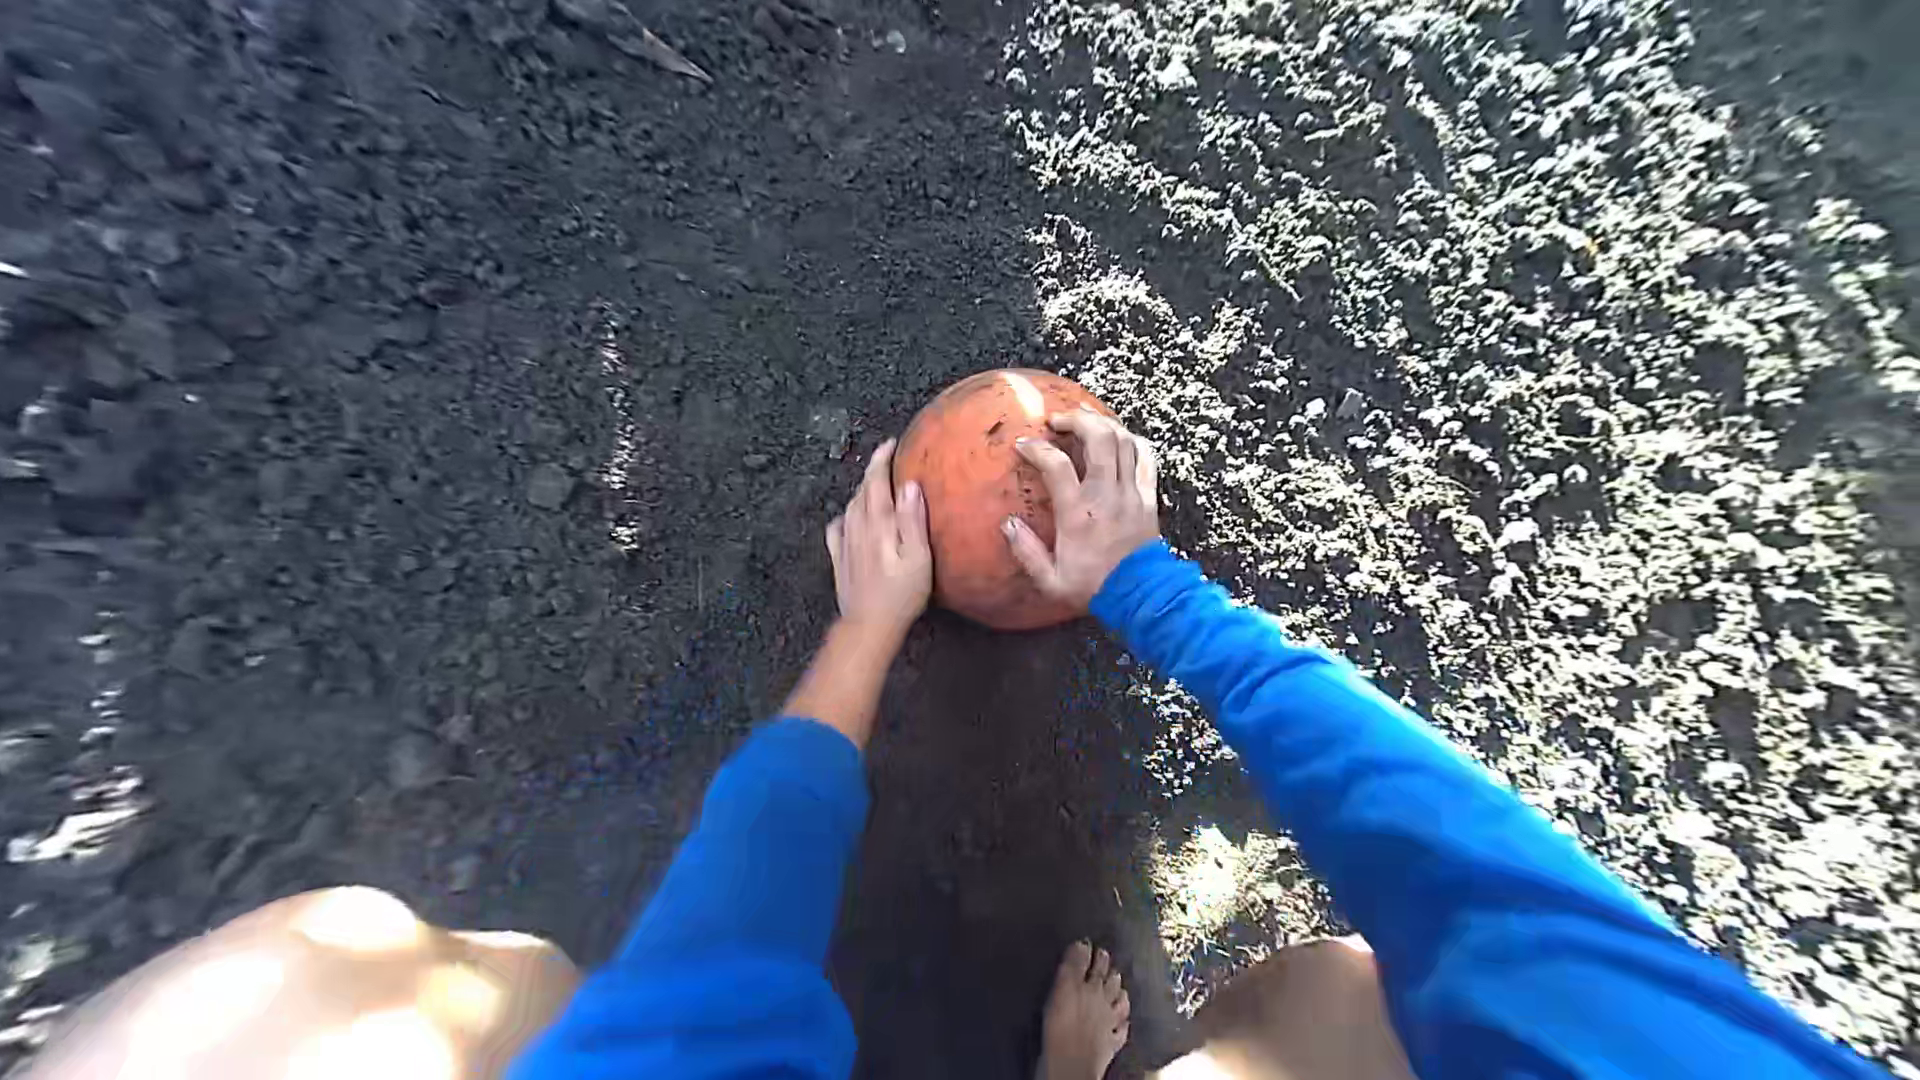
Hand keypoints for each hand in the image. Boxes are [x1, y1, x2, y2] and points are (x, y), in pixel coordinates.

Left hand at [825, 438, 931, 643]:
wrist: (869, 624)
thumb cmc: (901, 594)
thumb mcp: (918, 557)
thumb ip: (912, 519)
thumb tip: (909, 486)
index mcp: (879, 524)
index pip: (877, 482)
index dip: (882, 460)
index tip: (891, 444)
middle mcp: (858, 528)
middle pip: (862, 491)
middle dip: (872, 471)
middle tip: (885, 457)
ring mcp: (845, 543)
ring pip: (850, 506)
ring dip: (861, 490)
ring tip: (873, 483)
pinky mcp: (839, 559)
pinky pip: (836, 528)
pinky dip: (844, 516)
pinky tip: (847, 518)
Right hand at [1005, 409, 1159, 611]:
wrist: (1141, 595)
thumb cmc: (1094, 587)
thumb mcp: (1050, 580)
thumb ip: (1026, 551)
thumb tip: (1008, 525)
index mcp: (1078, 513)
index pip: (1056, 465)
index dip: (1036, 448)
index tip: (1023, 445)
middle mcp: (1106, 495)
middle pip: (1098, 438)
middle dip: (1075, 420)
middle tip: (1057, 420)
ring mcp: (1131, 492)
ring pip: (1122, 440)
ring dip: (1101, 423)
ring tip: (1083, 419)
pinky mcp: (1148, 496)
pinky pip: (1145, 456)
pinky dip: (1131, 439)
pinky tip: (1118, 436)